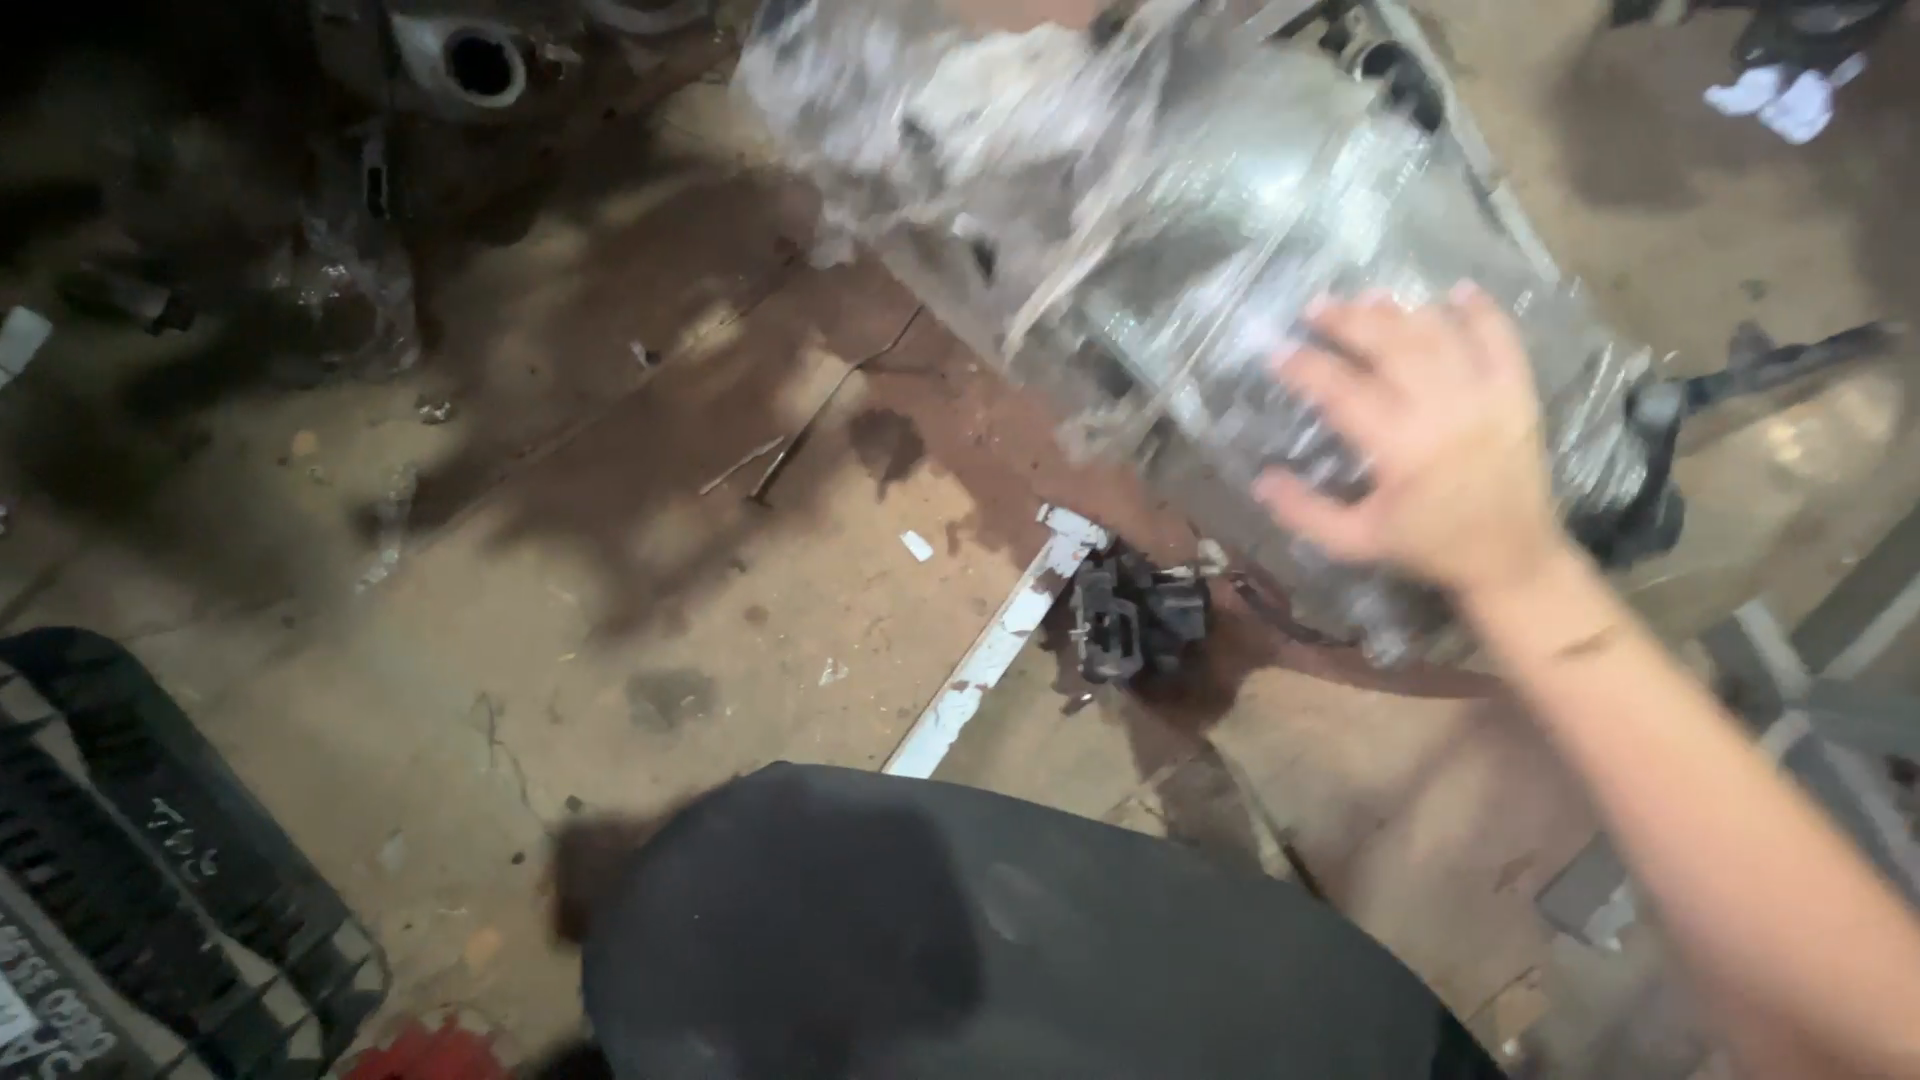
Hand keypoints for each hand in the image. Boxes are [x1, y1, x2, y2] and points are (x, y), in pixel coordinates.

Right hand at [1252, 284, 1574, 598]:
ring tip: (1366, 297)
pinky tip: (1454, 291)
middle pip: (1392, 347)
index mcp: (1402, 448)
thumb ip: (1304, 512)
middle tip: (1315, 306)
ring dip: (1400, 311)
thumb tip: (1261, 480)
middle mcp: (1445, 411)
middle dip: (1349, 321)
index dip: (1307, 367)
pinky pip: (1502, 340)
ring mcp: (1487, 397)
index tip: (1278, 352)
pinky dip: (1481, 312)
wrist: (1512, 558)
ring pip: (1438, 336)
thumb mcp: (1354, 542)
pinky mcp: (1518, 395)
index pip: (1344, 392)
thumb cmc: (1427, 547)